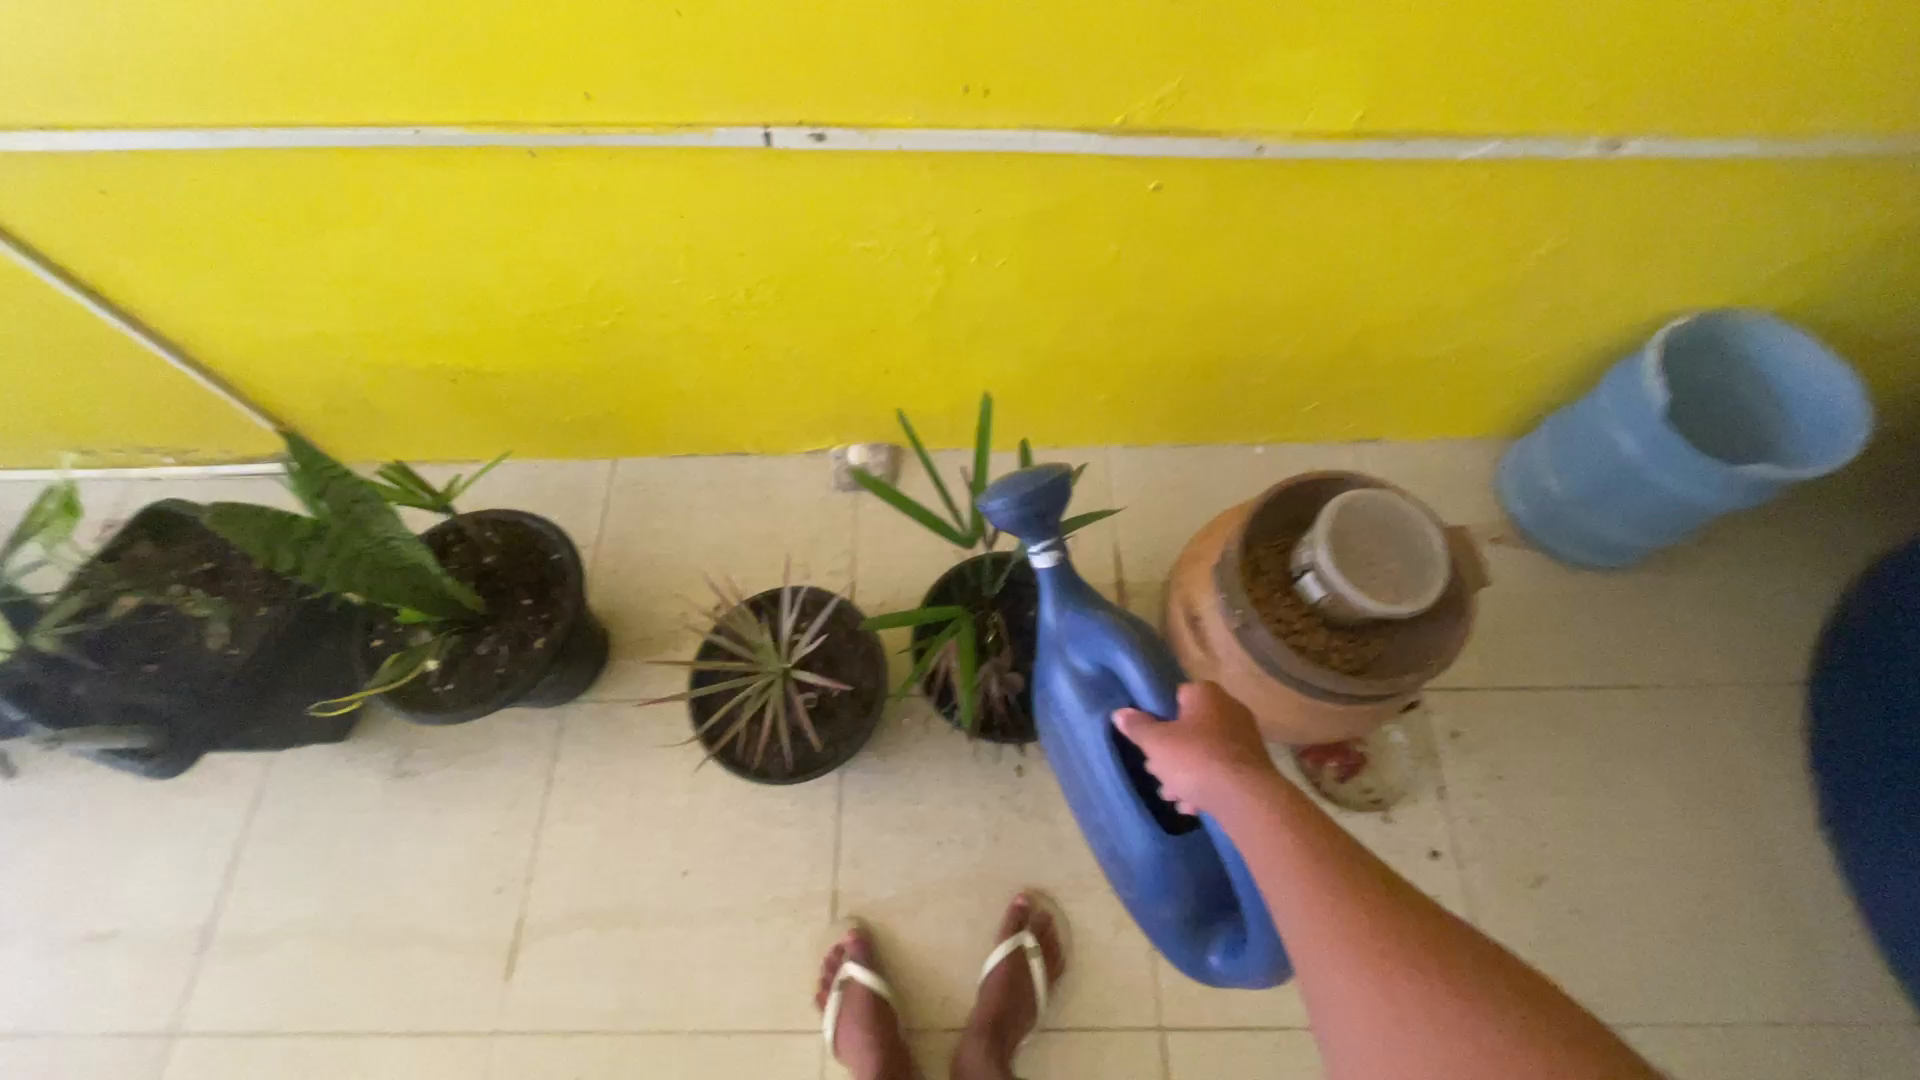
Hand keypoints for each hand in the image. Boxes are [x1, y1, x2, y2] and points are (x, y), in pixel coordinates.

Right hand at [1112, 681, 1278, 817]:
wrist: (1245, 798)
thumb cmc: (1195, 759)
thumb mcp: (1156, 743)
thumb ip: (1137, 726)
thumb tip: (1120, 713)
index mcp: (1206, 694)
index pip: (1176, 696)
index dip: (1160, 717)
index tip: (1150, 739)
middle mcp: (1230, 709)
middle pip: (1190, 727)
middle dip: (1171, 752)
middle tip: (1155, 771)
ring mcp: (1245, 738)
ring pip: (1204, 752)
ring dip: (1186, 773)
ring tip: (1171, 795)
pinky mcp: (1254, 765)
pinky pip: (1221, 770)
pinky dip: (1206, 784)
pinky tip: (1192, 806)